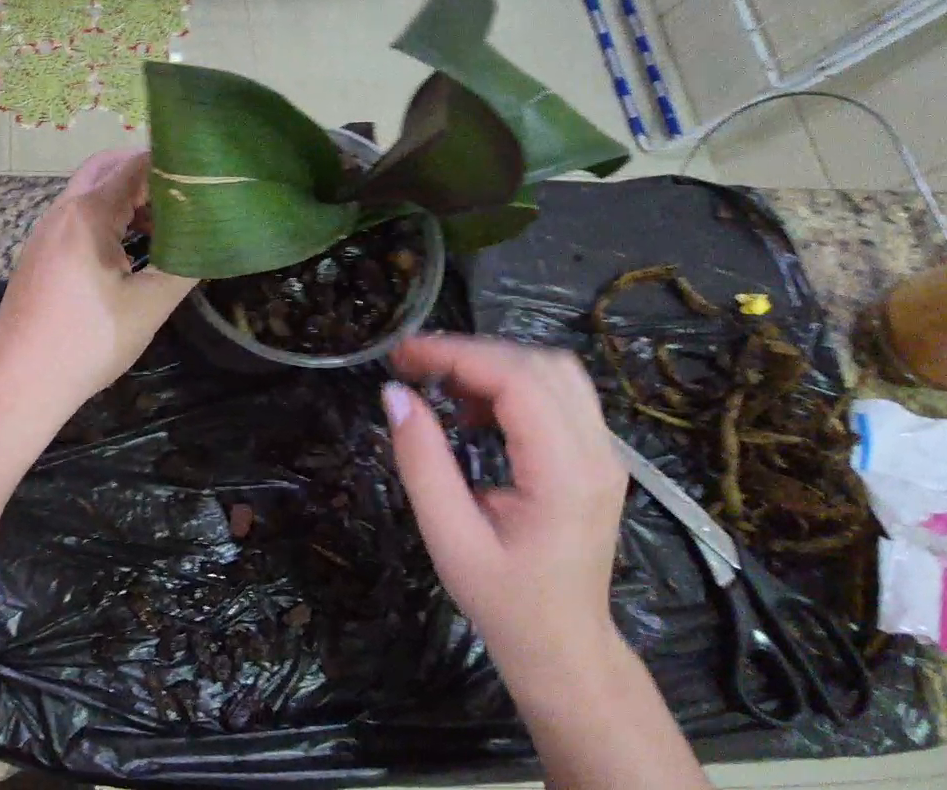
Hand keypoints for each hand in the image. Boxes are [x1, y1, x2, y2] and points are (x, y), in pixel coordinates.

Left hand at [0, 148, 195, 421]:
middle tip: (182, 200)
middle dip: (144, 176)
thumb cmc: (87, 343)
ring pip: (87, 194)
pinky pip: (73, 219)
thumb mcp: (148, 306)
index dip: (172, 167)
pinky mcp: (36, 256)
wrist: (21, 383)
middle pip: (105, 169)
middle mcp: (60, 213)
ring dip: (123, 199)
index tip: (206, 182)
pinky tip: (125, 253)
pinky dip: (103, 220)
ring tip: (161, 228)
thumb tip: (210, 242)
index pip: (134, 166)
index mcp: (86, 215)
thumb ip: (183, 266)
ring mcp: (42, 234)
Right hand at [383, 335, 627, 667]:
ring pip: (554, 371)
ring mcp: (603, 453)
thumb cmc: (504, 599)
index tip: (401, 355)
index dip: (457, 355)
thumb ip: (422, 462)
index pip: (519, 382)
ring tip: (437, 380)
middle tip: (410, 363)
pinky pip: (557, 393)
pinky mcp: (593, 456)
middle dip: (470, 351)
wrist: (563, 644)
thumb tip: (393, 394)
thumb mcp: (449, 537)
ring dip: (491, 362)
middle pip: (541, 364)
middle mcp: (597, 453)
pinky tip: (470, 407)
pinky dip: (508, 382)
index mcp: (565, 474)